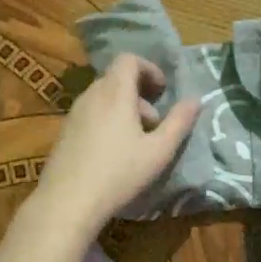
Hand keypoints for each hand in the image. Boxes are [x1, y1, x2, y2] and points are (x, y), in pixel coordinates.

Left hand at [29, 53, 199, 234]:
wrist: (67, 201)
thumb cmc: (119, 174)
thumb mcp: (159, 151)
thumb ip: (179, 123)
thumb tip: (196, 100)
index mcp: (115, 93)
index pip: (128, 59)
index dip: (149, 69)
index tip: (162, 92)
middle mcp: (91, 96)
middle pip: (116, 79)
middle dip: (139, 94)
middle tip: (154, 123)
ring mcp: (73, 114)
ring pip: (103, 98)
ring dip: (123, 110)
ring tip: (136, 142)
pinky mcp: (64, 132)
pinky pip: (90, 114)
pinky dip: (107, 121)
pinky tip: (112, 154)